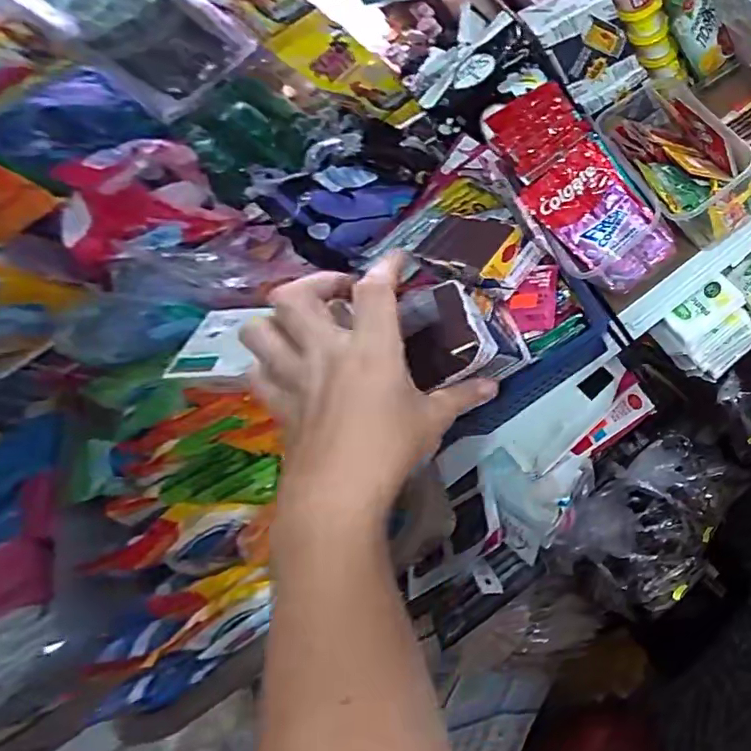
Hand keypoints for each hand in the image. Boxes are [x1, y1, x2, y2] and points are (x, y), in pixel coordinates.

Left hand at [240, 254, 495, 530]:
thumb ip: (463, 396)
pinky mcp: (276, 403)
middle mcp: (326, 352)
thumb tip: (494, 386)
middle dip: (317, 283)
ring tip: (309, 324)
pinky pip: (257, 368)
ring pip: (259, 327)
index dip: (385, 267)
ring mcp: (293, 376)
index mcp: (371, 349)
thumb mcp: (436, 419)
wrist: (337, 492)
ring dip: (280, 318)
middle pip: (294, 296)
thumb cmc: (392, 447)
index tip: (398, 258)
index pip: (373, 291)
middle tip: (344, 294)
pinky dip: (269, 358)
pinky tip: (291, 365)